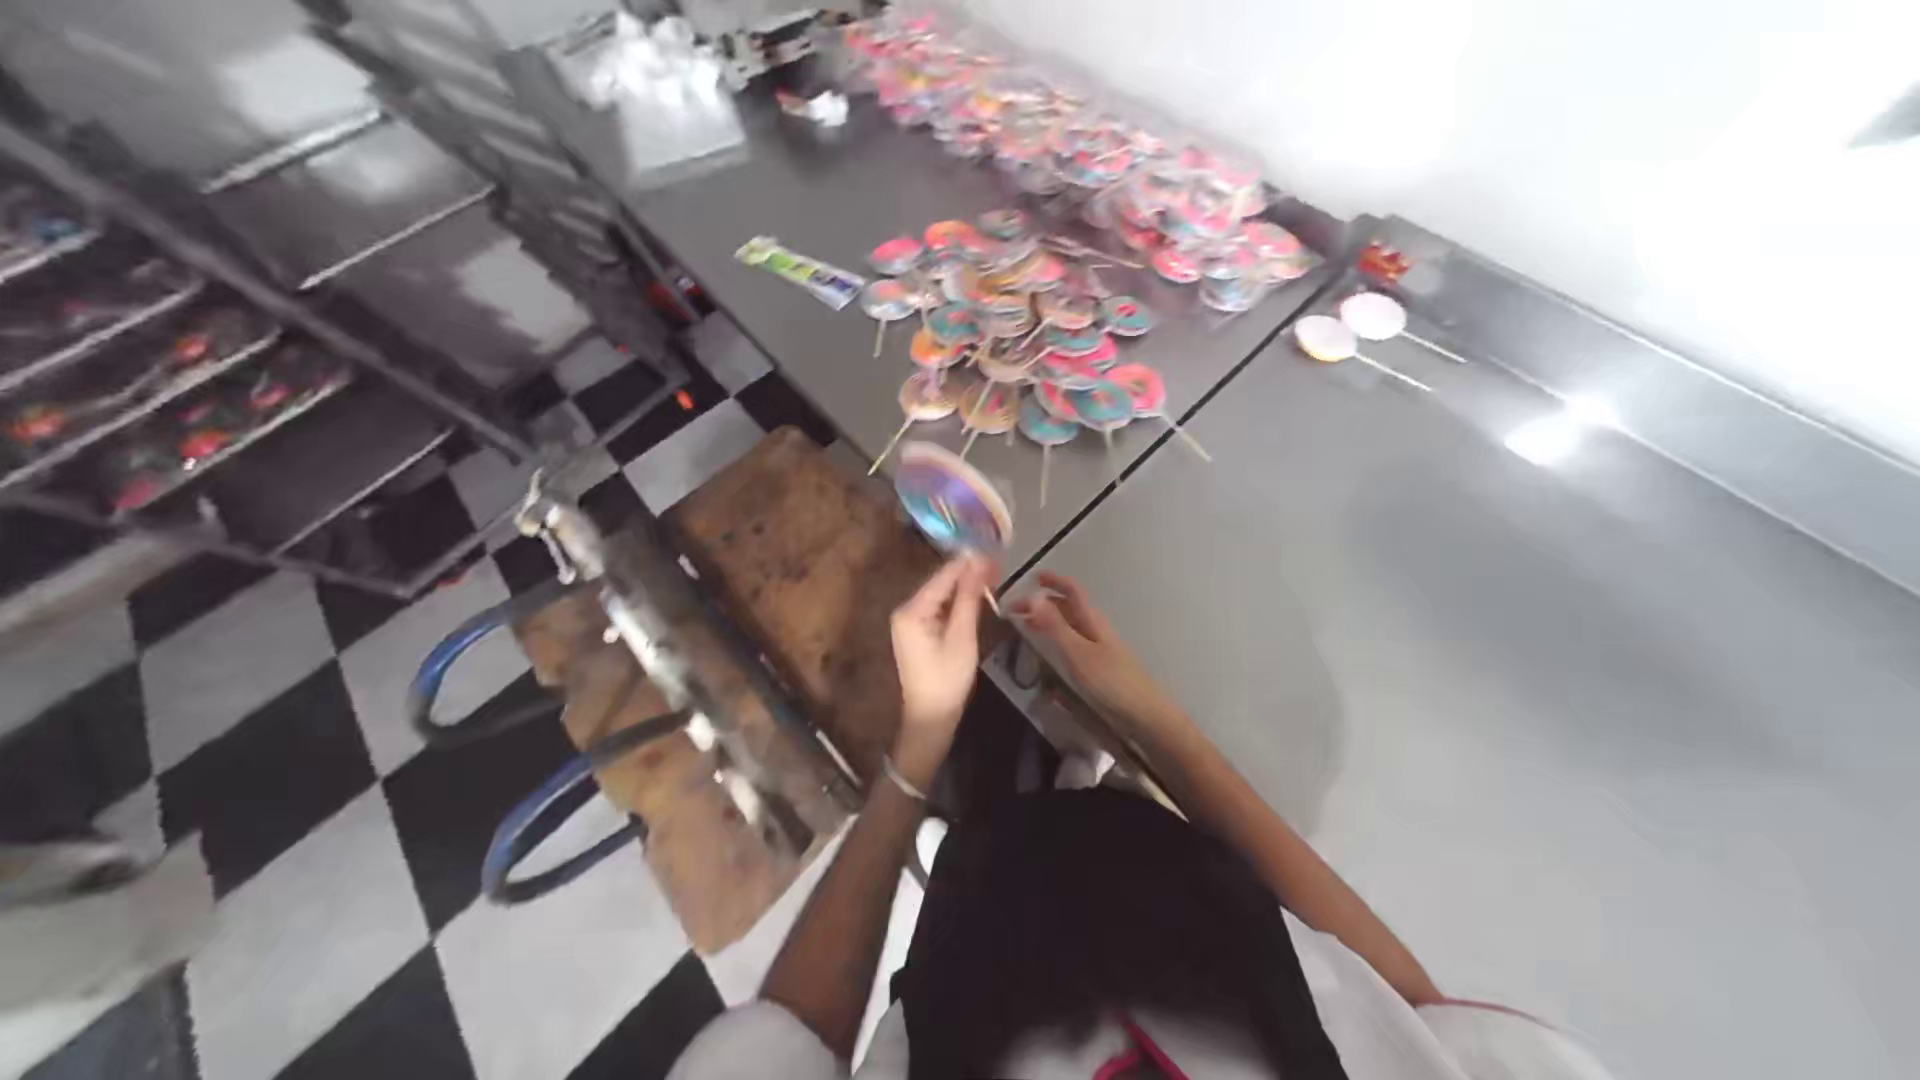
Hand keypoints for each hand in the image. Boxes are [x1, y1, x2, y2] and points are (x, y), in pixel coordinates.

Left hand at [890, 554, 993, 786]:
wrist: (931, 717)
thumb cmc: (947, 679)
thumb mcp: (962, 636)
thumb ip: (968, 597)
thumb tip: (978, 563)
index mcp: (911, 610)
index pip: (942, 576)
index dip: (968, 563)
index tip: (993, 552)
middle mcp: (905, 610)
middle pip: (940, 584)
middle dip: (968, 574)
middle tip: (998, 566)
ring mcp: (909, 621)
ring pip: (941, 595)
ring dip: (965, 587)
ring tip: (993, 577)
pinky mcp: (917, 631)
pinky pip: (939, 608)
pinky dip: (957, 602)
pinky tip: (977, 597)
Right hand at [1010, 572, 1191, 742]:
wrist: (1146, 717)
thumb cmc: (1112, 683)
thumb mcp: (1078, 654)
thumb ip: (1054, 626)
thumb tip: (1032, 596)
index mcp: (1093, 621)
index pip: (1072, 591)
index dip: (1054, 581)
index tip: (1031, 577)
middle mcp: (1096, 630)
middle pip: (1070, 607)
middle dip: (1044, 603)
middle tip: (1016, 610)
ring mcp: (1100, 649)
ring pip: (1071, 625)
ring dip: (1049, 621)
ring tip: (1026, 627)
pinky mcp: (1100, 668)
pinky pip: (1073, 644)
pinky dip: (1056, 639)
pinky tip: (1048, 653)